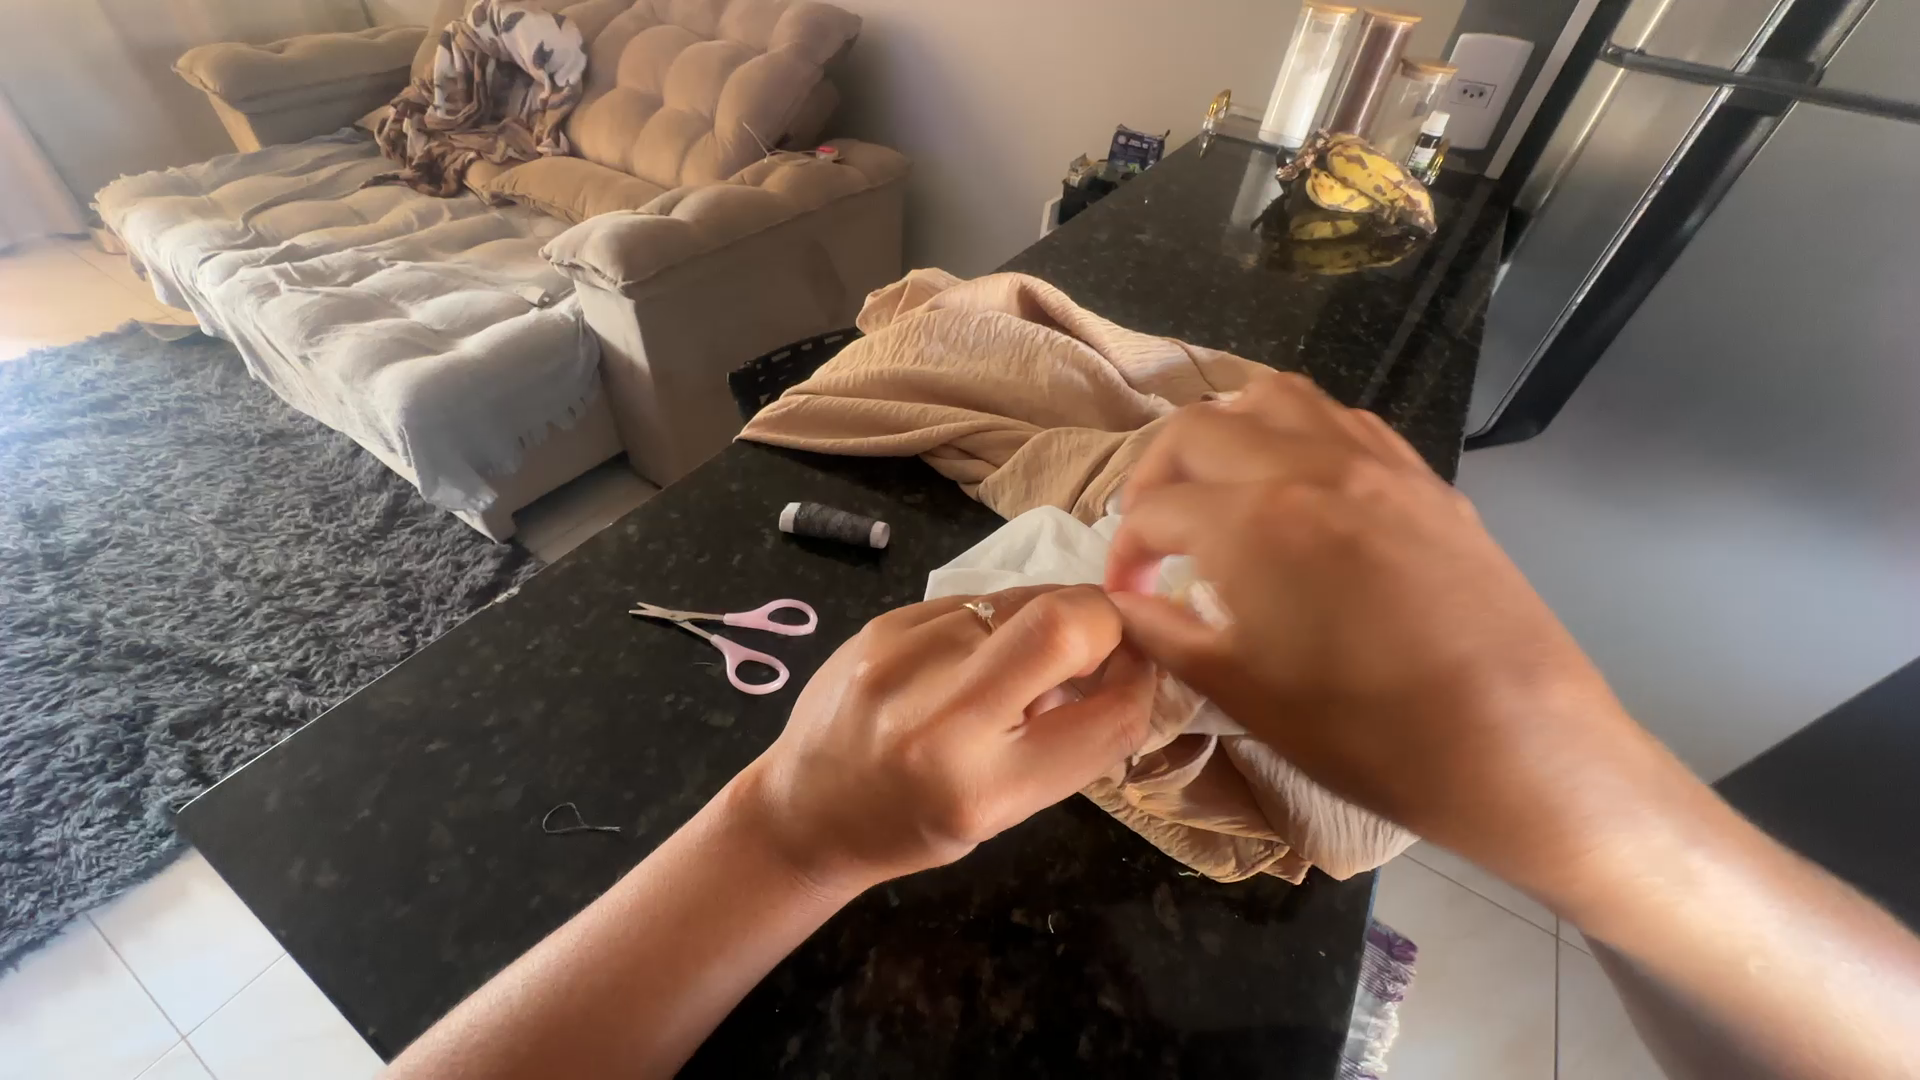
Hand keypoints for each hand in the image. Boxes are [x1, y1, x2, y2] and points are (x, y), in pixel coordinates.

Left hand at [736, 585, 1154, 895]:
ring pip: (1021, 598)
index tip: (1141, 673)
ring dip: (1052, 615)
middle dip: (1106, 620)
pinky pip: (975, 599)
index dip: (1143, 684)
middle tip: (1104, 639)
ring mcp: (906, 656)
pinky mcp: (886, 622)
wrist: (804, 807)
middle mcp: (943, 716)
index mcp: (984, 787)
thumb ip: (1070, 742)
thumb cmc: (910, 826)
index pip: (1107, 718)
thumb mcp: (1001, 813)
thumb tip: (1125, 664)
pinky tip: (982, 649)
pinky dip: (1001, 617)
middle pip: (1062, 623)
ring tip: (1032, 653)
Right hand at [1102, 371, 1676, 900]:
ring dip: (1219, 434)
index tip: (1127, 592)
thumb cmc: (1365, 733)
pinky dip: (1290, 433)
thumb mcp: (1238, 691)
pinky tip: (1290, 484)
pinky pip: (1336, 418)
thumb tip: (1121, 605)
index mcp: (1253, 523)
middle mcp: (1306, 467)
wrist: (1520, 750)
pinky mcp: (1419, 475)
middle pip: (1193, 431)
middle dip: (1150, 478)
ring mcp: (1372, 462)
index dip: (1123, 553)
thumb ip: (1162, 632)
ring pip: (1268, 397)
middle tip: (1151, 535)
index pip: (1152, 512)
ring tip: (1212, 487)